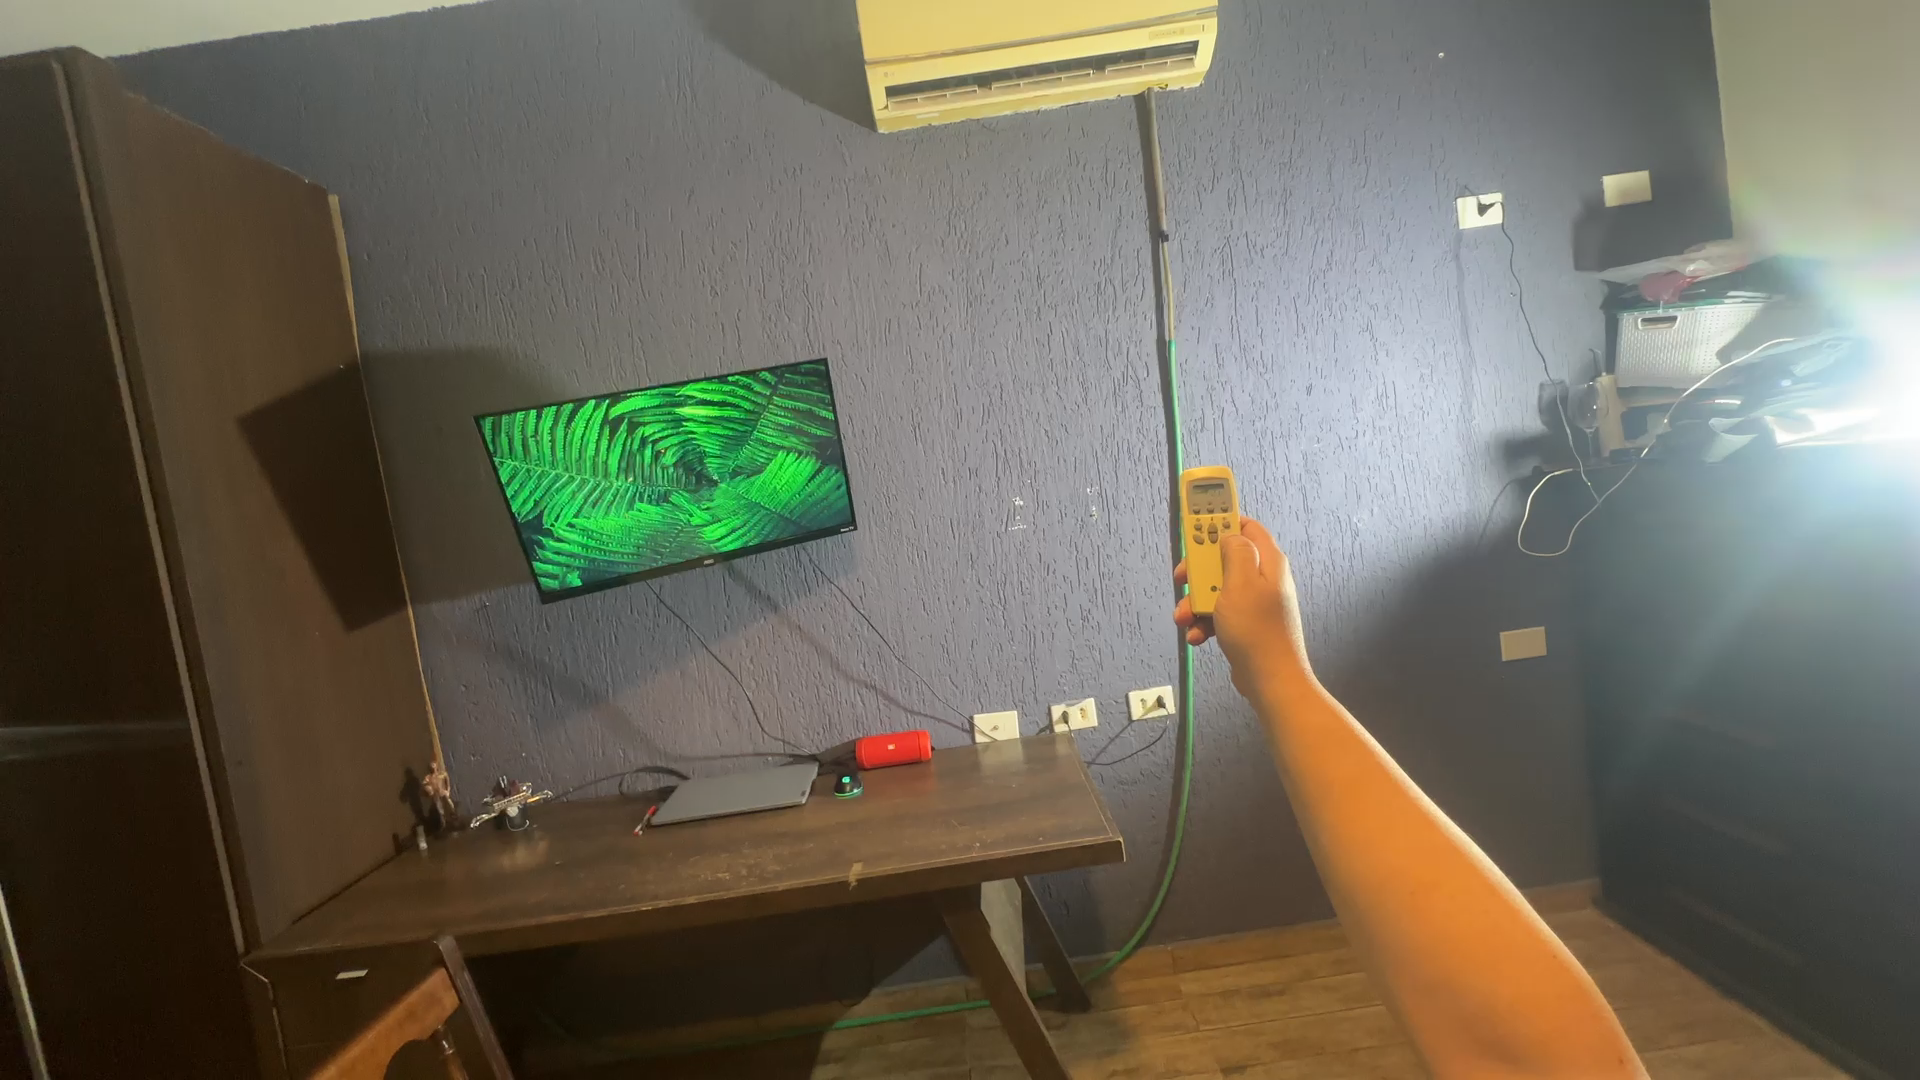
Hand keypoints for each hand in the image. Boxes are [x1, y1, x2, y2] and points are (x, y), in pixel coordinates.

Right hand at [1173, 517, 1311, 697]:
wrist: (1270, 679)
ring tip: (1184, 617)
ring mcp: (1253, 601)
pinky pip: (1216, 612)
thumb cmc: (1257, 631)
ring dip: (1194, 601)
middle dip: (1198, 571)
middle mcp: (1261, 578)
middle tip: (1183, 579)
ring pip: (1214, 588)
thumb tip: (1228, 535)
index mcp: (1267, 562)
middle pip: (1221, 559)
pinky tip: (1196, 634)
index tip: (1195, 527)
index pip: (1244, 526)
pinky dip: (1202, 621)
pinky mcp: (1243, 622)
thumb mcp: (1240, 583)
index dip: (1219, 522)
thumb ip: (1235, 551)